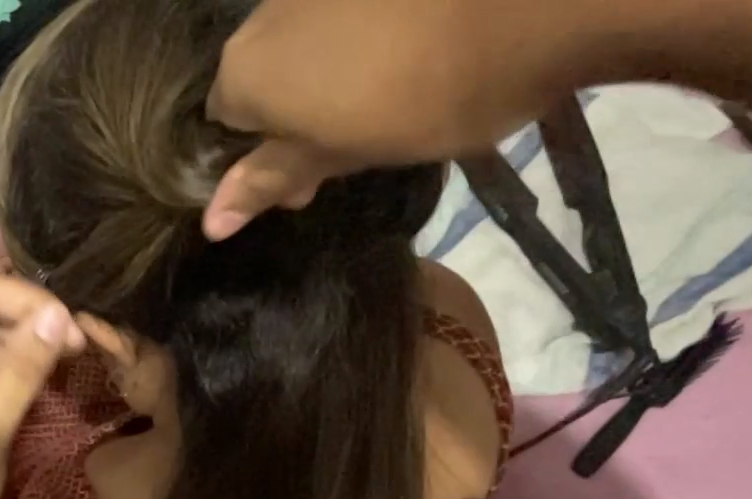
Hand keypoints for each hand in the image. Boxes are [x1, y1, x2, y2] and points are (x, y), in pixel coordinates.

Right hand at [202, 0, 591, 239]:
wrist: (540, 1)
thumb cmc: (421, 98)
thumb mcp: (338, 155)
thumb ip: (268, 181)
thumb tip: (211, 224)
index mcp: (244, 72)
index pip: (221, 126)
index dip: (258, 161)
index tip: (304, 184)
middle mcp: (264, 17)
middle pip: (259, 81)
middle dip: (289, 118)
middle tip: (342, 151)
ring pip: (302, 46)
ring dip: (324, 79)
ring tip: (380, 100)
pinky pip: (343, 14)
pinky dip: (359, 40)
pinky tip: (404, 53)